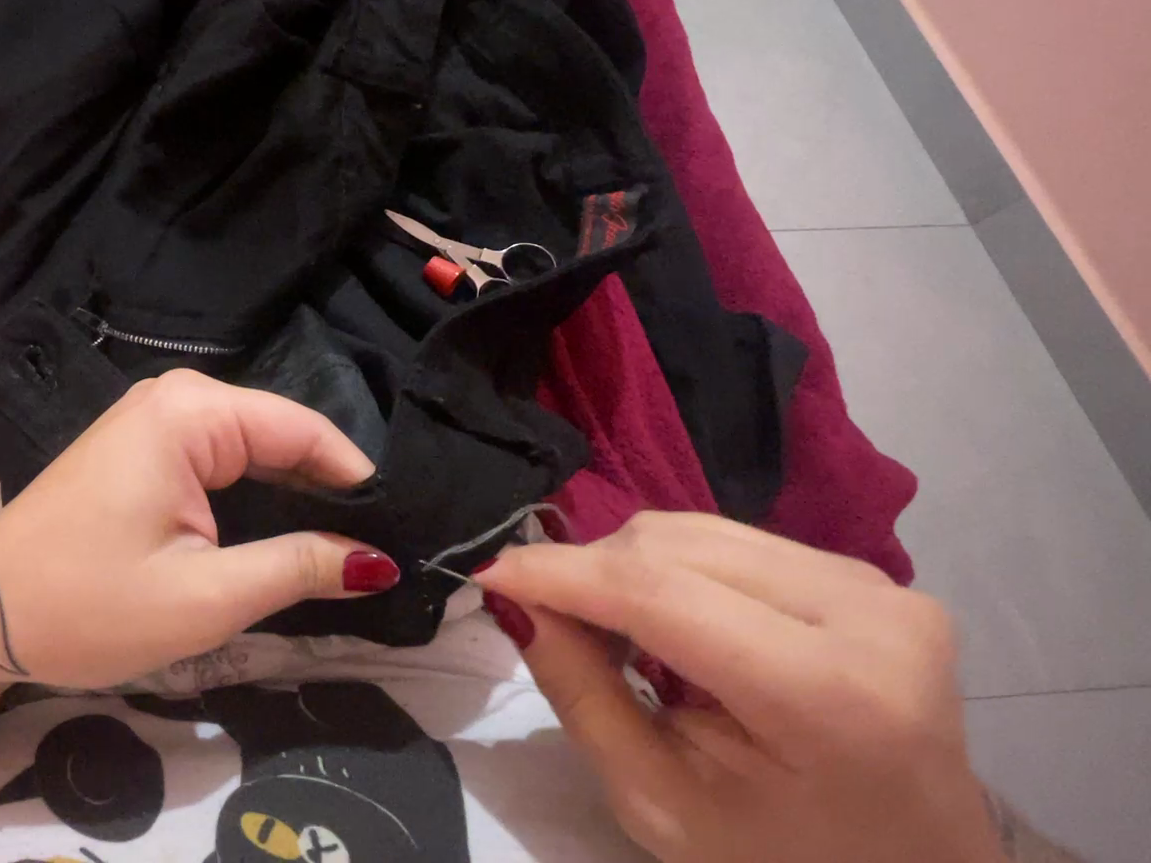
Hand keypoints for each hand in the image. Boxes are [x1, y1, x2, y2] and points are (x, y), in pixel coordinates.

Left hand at [0, 369, 397, 689]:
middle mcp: (175, 397)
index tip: (407, 530)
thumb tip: (378, 557)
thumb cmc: (87, 606)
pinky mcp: (142, 447)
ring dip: (296, 496)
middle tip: (386, 548)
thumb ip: (298, 567)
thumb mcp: (204, 597)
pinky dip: (256, 495)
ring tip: (350, 546)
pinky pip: (220, 459)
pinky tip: (288, 532)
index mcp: (190, 413)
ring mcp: (153, 419)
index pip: (304, 430)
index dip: (360, 480)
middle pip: (280, 435)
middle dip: (330, 490)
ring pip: (253, 449)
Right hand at [474, 511, 1002, 862]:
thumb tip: (514, 601)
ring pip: (687, 529)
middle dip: (586, 573)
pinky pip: (720, 537)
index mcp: (832, 696)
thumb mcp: (658, 801)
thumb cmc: (780, 861)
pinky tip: (664, 619)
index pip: (659, 595)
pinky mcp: (861, 571)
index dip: (559, 574)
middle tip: (549, 623)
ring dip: (621, 566)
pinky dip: (663, 566)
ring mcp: (874, 582)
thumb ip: (580, 692)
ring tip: (611, 630)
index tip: (485, 573)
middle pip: (668, 548)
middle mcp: (866, 613)